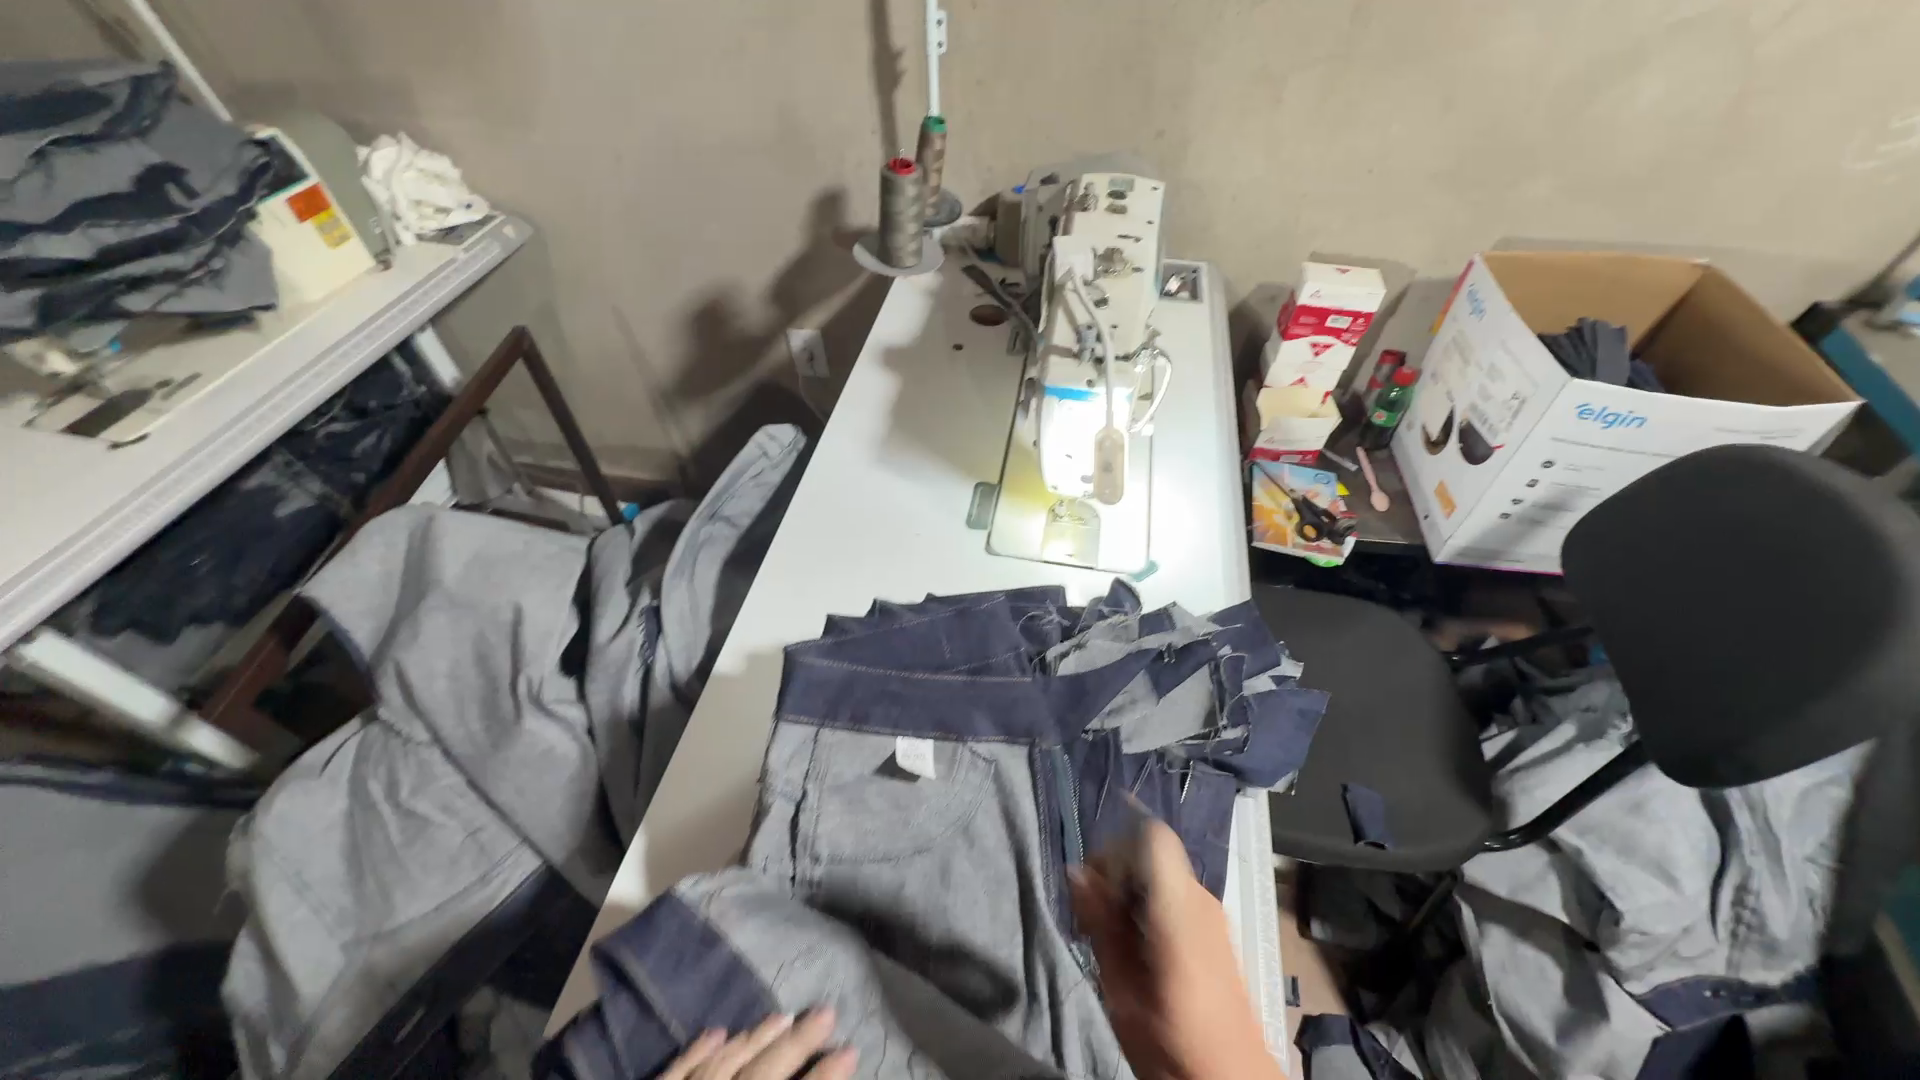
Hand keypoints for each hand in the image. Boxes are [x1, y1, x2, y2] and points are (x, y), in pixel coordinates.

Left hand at [661, 1009, 857, 1079]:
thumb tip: (814, 1071)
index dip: (825, 1075)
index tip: (851, 1049)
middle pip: (763, 1073)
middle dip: (797, 1042)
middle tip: (828, 1010)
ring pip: (722, 1065)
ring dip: (754, 1039)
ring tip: (782, 1015)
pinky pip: (675, 1072)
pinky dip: (696, 1052)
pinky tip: (717, 1031)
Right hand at [1069, 820, 1284, 1079]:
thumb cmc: (1171, 1043)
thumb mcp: (1121, 989)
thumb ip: (1101, 924)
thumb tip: (1076, 873)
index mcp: (1178, 908)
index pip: (1151, 836)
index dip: (1115, 847)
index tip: (1091, 885)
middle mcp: (1200, 898)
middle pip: (1150, 853)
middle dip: (1114, 875)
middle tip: (1089, 919)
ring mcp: (1211, 913)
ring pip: (1159, 874)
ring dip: (1127, 893)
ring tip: (1107, 938)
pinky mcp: (1213, 930)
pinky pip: (1171, 896)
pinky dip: (1145, 907)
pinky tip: (1133, 949)